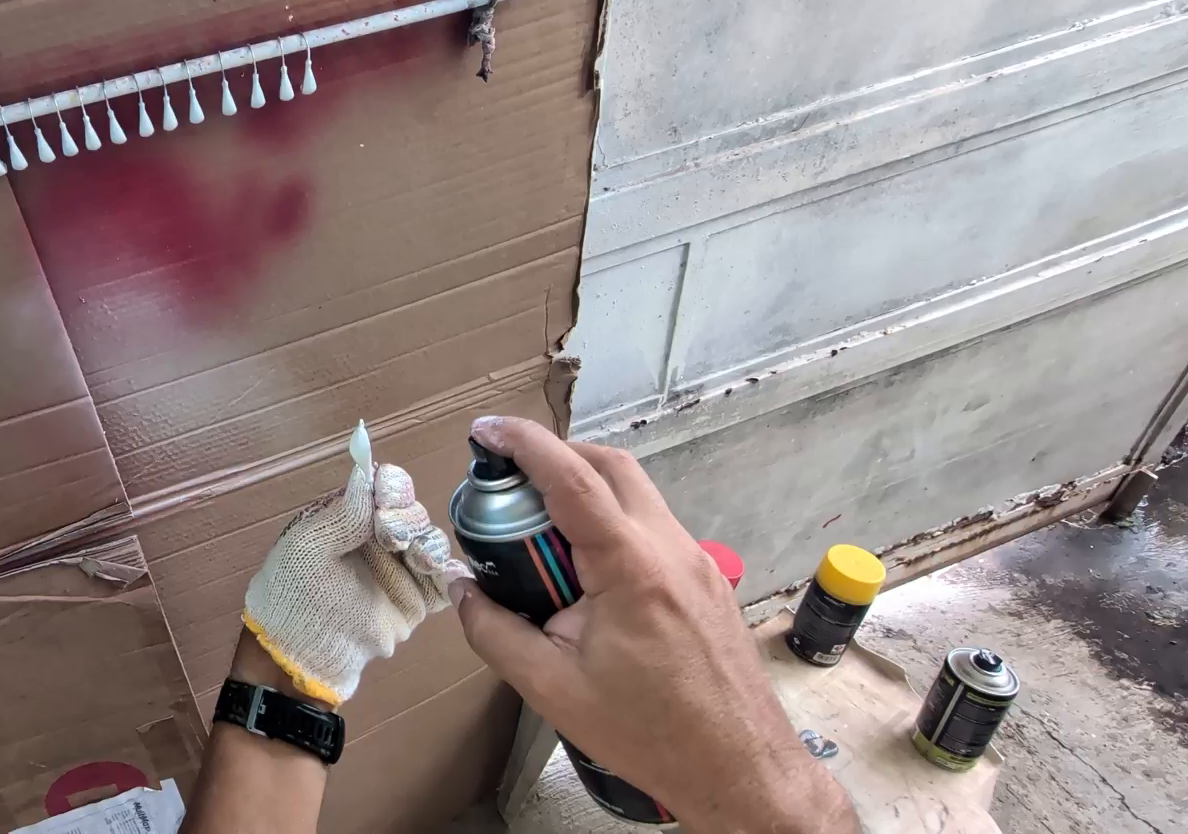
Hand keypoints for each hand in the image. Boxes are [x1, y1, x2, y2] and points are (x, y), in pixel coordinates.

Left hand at [243, 422, 472, 705]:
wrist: (299, 656)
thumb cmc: (292, 593)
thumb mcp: (308, 546)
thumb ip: (344, 511)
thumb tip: (366, 466)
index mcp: (349, 516)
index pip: (384, 486)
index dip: (392, 486)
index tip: (386, 498)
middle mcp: (376, 537)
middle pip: (411, 510)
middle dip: (408, 516)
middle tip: (391, 535)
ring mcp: (398, 569)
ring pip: (430, 540)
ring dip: (429, 542)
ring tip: (417, 557)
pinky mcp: (415, 601)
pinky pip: (443, 582)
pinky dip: (449, 572)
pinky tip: (443, 573)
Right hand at [451, 416, 858, 832]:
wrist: (748, 777)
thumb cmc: (650, 734)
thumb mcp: (550, 687)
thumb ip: (493, 630)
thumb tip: (460, 587)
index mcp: (631, 569)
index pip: (573, 479)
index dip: (523, 442)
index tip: (484, 430)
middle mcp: (669, 548)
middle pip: (610, 465)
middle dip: (554, 452)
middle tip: (508, 472)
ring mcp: (694, 559)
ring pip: (634, 488)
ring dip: (582, 481)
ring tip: (538, 517)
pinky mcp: (704, 577)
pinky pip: (648, 519)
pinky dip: (607, 513)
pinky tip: (582, 560)